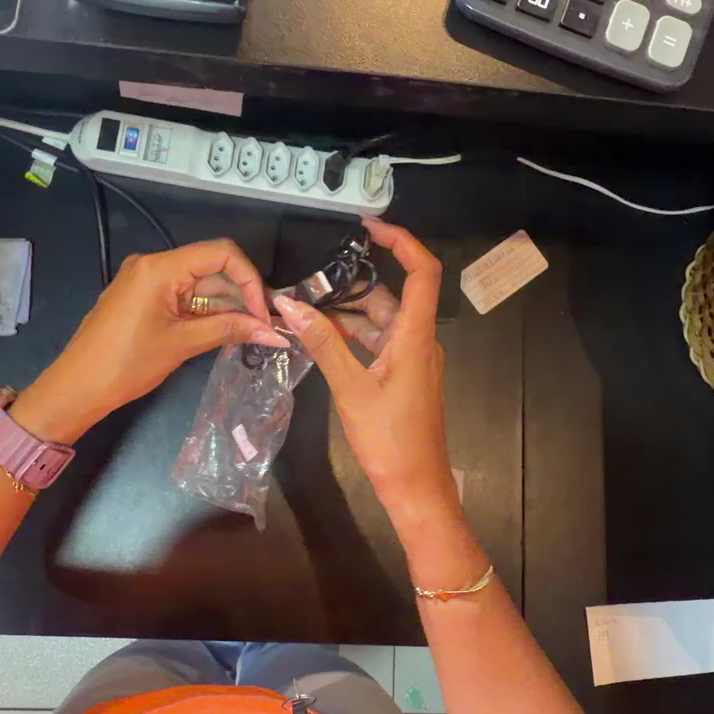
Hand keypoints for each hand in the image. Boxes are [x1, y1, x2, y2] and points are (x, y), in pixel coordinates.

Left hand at [14, 239, 289, 442]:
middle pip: (212, 267)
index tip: (262, 313)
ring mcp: (146, 280)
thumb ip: (229, 330)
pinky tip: (227, 330)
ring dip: (227, 305)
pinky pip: (183, 295)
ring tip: (253, 332)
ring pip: (200, 284)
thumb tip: (274, 333)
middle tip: (265, 326)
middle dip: (242, 295)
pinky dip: (206, 310)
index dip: (250, 279)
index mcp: (160, 267)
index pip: (221, 253)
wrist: (77, 388)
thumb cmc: (126, 364)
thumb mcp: (182, 344)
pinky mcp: (143, 297)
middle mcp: (153, 264)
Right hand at [273, 217, 456, 514]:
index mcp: (416, 336)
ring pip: (384, 320)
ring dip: (350, 311)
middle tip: (315, 275)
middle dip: (356, 281)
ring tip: (308, 304)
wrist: (415, 486)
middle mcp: (420, 340)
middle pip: (395, 294)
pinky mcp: (405, 376)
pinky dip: (355, 335)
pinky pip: (381, 342)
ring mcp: (414, 359)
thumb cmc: (389, 438)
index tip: (369, 226)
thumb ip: (323, 343)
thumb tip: (290, 305)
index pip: (423, 271)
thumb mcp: (350, 388)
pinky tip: (323, 336)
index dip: (402, 241)